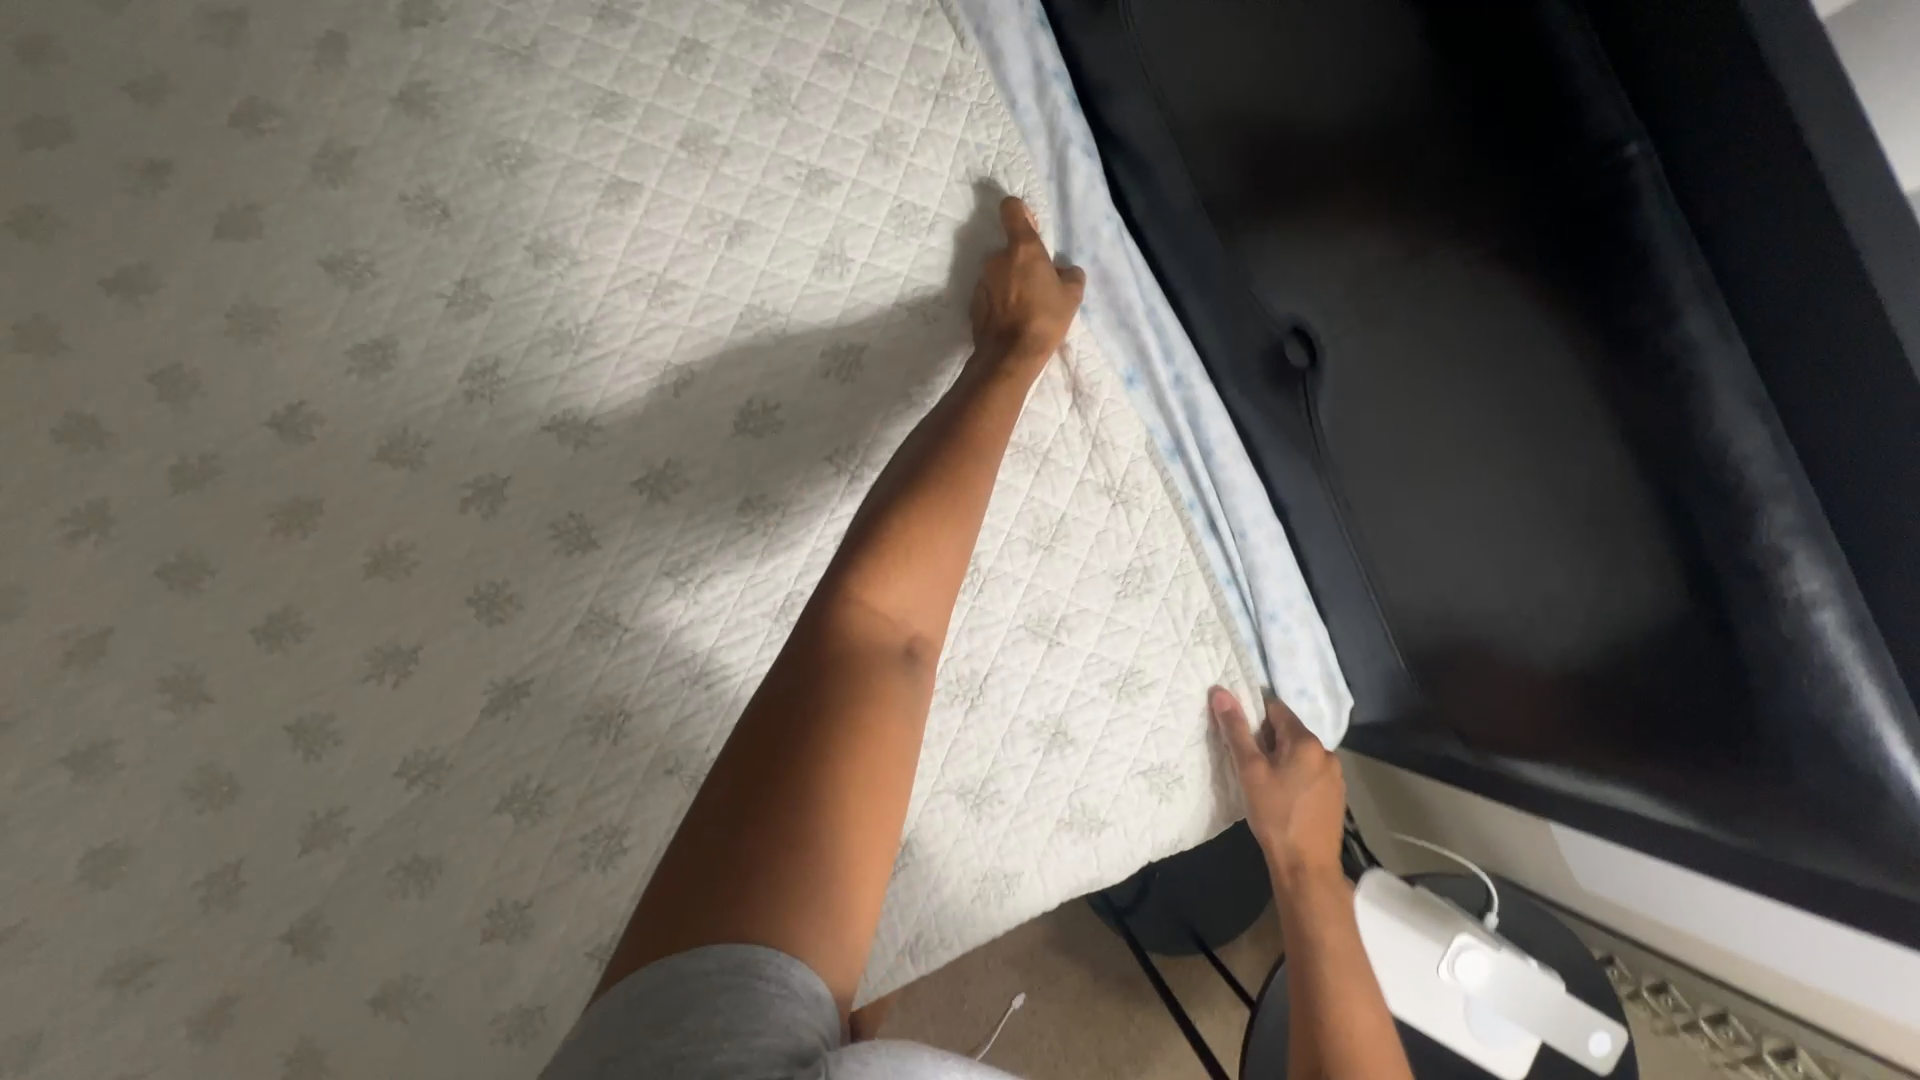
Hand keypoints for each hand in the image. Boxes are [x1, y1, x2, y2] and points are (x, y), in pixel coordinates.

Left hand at [969, 196, 1085, 375]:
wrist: (1010, 355)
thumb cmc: (1045, 319)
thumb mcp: (1072, 296)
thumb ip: (1070, 274)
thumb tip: (1063, 271)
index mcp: (1023, 248)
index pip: (1012, 209)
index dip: (1020, 212)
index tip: (1030, 226)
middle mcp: (997, 258)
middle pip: (1010, 250)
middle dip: (1022, 263)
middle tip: (1038, 287)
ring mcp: (982, 280)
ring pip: (1000, 273)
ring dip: (1011, 283)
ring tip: (1025, 308)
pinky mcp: (973, 302)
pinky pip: (991, 294)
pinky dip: (999, 301)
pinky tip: (1011, 320)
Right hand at [1209, 686, 1347, 892]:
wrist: (1306, 866)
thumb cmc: (1274, 815)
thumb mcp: (1249, 770)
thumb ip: (1235, 729)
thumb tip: (1220, 692)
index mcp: (1307, 742)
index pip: (1276, 709)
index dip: (1253, 715)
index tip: (1237, 732)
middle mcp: (1326, 753)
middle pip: (1288, 732)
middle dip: (1265, 739)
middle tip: (1245, 761)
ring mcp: (1335, 775)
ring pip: (1299, 753)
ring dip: (1280, 758)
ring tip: (1261, 780)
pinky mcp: (1335, 795)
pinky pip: (1309, 772)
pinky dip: (1293, 774)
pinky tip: (1281, 796)